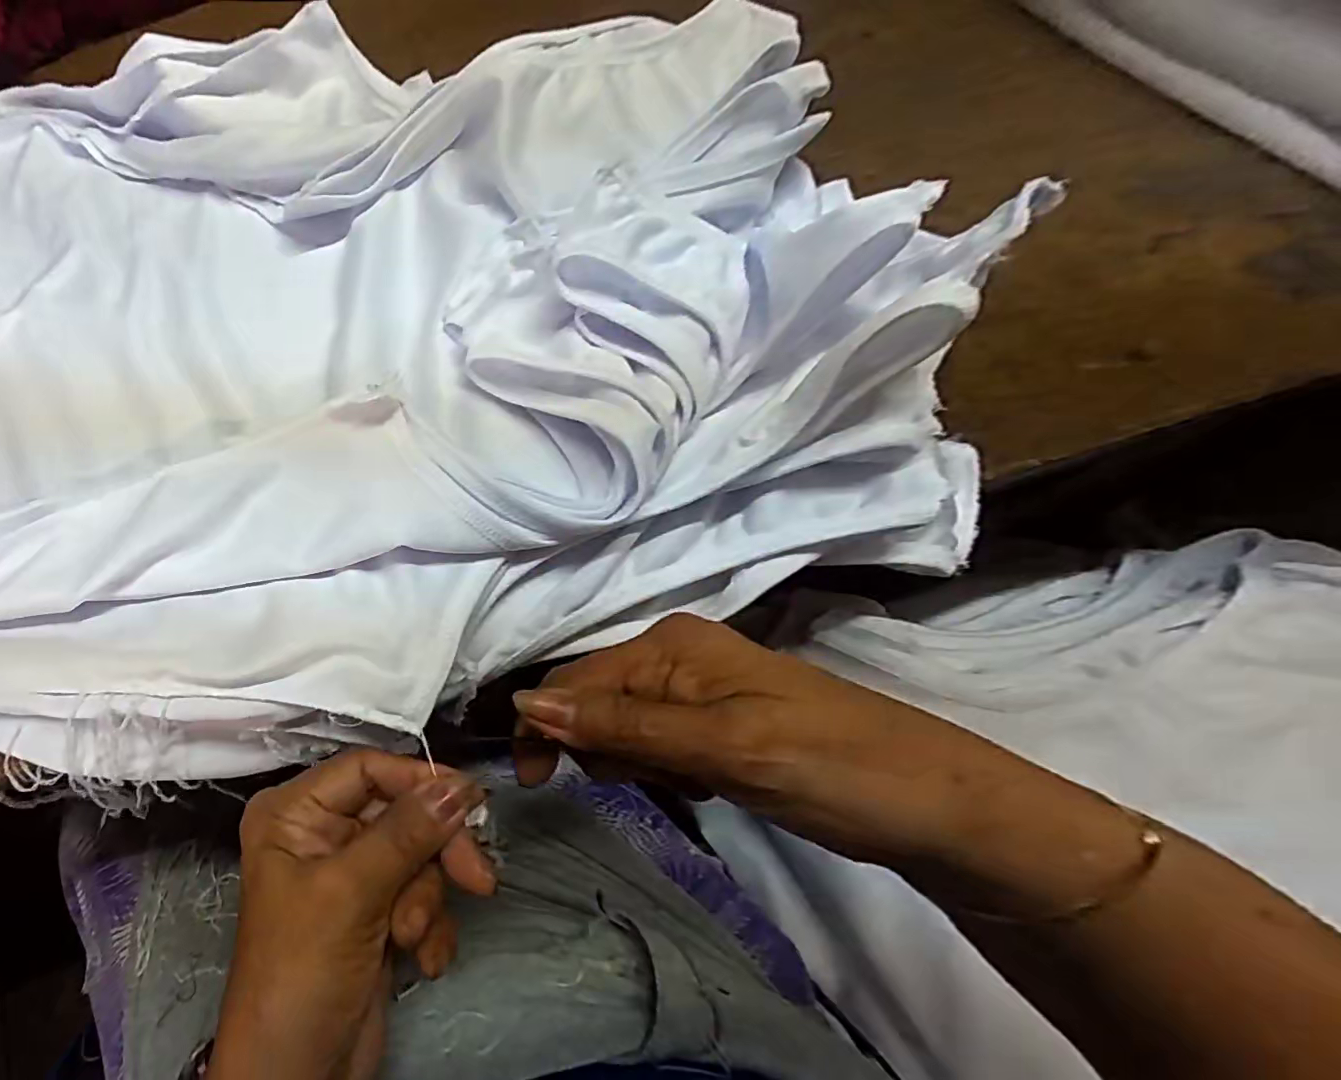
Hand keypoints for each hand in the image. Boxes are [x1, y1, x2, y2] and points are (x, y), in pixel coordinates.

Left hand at [208, 750, 495, 1079]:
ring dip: (425, 899)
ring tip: (410, 937)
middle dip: (434, 852)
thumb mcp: (351, 894)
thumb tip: (458, 785)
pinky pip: (419, 892)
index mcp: (294, 812)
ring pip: (416, 855)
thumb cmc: (302, 972)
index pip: (366, 769)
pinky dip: (428, 925)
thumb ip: (405, 833)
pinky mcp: (375, 909)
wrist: (297, 1078)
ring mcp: (350, 872)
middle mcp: (320, 832)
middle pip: (400, 812)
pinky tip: (421, 959)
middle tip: (477, 879)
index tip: (469, 800)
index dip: (417, 780)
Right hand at [512, 614, 1148, 917]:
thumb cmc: (829, 766)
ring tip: (691, 784)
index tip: (536, 784)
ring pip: (621, 726)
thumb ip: (621, 726)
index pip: (575, 680)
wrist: (940, 808)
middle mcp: (674, 655)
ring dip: (634, 763)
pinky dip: (663, 768)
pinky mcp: (713, 718)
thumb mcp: (718, 747)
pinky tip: (703, 785)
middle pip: (594, 700)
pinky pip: (655, 741)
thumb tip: (527, 704)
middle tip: (656, 783)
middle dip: (602, 749)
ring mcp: (695, 687)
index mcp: (668, 645)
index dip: (545, 727)